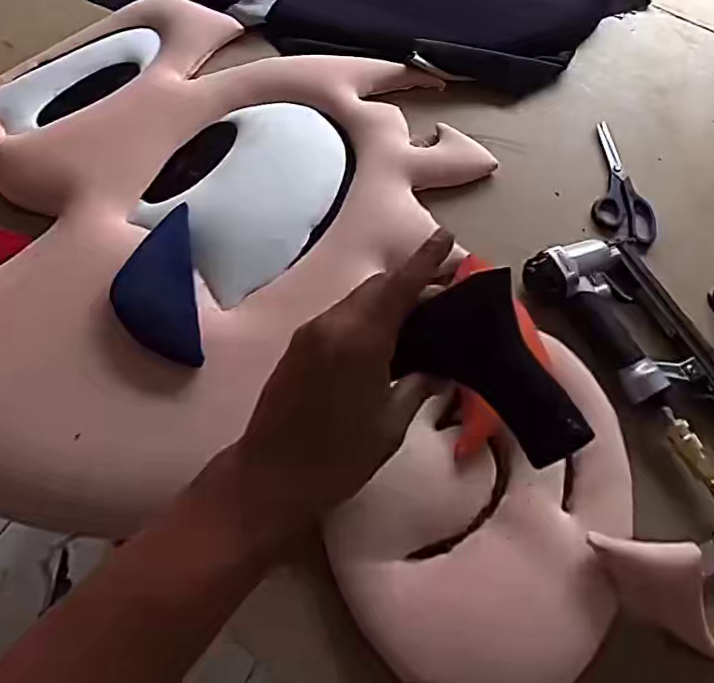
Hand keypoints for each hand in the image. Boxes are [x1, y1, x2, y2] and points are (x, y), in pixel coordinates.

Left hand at [214, 229, 455, 539]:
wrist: (267, 476)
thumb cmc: (337, 459)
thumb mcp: (389, 426)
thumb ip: (417, 387)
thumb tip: (440, 368)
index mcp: (359, 341)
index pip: (398, 287)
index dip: (424, 260)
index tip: (446, 236)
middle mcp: (333, 324)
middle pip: (377, 286)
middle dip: (410, 280)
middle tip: (443, 288)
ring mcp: (312, 331)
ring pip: (358, 298)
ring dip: (388, 297)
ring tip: (419, 313)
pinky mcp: (300, 343)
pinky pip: (342, 313)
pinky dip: (367, 312)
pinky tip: (385, 333)